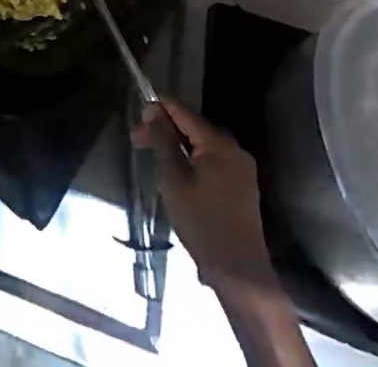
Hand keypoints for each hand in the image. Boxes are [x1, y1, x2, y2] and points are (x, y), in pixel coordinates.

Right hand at [132, 96, 273, 284]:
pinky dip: (191, 161)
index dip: (155, 111)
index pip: (181, 109)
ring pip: (200, 144)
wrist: (238, 270)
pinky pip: (210, 160)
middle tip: (138, 147)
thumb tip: (152, 108)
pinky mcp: (241, 183)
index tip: (136, 130)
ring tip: (156, 166)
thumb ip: (162, 140)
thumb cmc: (201, 221)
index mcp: (218, 142)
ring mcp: (240, 166)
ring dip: (175, 147)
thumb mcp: (173, 178)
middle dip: (163, 131)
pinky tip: (178, 178)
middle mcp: (233, 147)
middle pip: (191, 125)